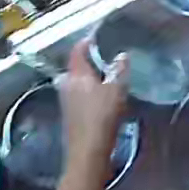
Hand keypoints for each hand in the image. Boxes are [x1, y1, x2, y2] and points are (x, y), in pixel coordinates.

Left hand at [57, 41, 128, 178]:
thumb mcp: (116, 91)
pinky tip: (102, 95)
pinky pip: (80, 95)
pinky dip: (90, 91)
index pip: (77, 51)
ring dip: (90, 77)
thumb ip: (119, 71)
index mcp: (76, 75)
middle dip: (89, 60)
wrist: (88, 153)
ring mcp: (66, 102)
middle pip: (76, 67)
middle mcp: (67, 85)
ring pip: (78, 82)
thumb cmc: (101, 117)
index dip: (86, 42)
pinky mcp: (71, 116)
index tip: (98, 35)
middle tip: (107, 55)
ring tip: (108, 74)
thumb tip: (121, 55)